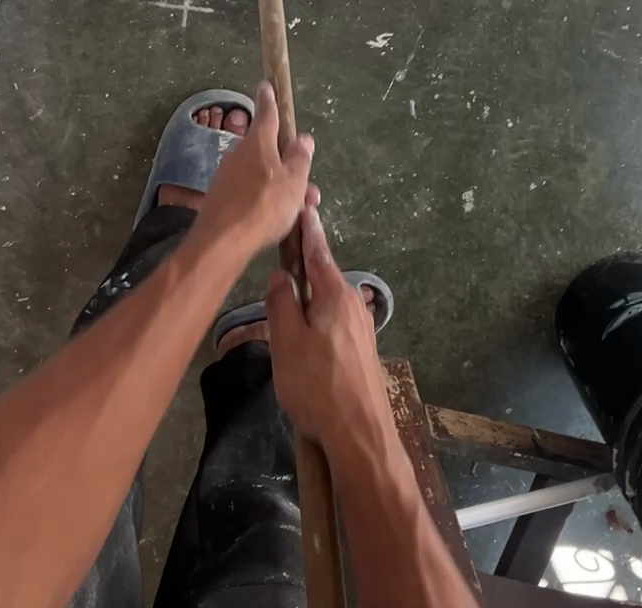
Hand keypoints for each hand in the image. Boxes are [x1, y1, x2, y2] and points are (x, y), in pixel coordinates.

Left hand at [192, 81, 314, 257]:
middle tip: (307, 187)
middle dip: (288, 165)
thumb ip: (300, 158)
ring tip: (298, 209)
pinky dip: (264, 199)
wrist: (223, 241)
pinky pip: (249, 190)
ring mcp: (227, 175)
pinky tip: (275, 219)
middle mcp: (239, 154)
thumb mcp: (294, 182)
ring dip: (281, 186)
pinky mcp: (221, 197)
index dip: (270, 100)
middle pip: (268, 151)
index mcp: (258, 143)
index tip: (267, 86)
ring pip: (261, 174)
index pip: (267, 114)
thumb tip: (303, 138)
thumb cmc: (264, 206)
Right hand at [265, 206, 390, 457]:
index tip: (306, 203)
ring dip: (308, 306)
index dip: (308, 227)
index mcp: (335, 293)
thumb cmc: (318, 386)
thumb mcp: (287, 343)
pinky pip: (334, 323)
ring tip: (287, 326)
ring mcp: (362, 327)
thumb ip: (281, 304)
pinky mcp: (362, 350)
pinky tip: (306, 348)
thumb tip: (281, 277)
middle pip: (322, 278)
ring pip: (327, 304)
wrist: (362, 436)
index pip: (317, 250)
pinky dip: (317, 323)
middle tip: (279, 282)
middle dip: (301, 275)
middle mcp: (353, 303)